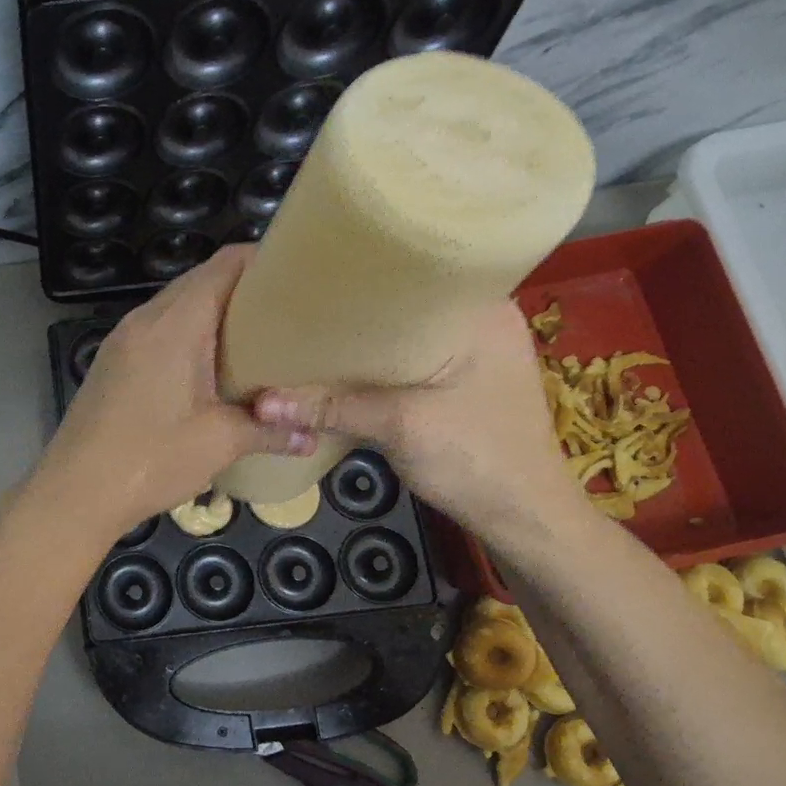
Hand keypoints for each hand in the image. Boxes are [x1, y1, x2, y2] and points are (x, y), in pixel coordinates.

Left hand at [32, 246, 306, 535]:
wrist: (74, 493)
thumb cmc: (149, 460)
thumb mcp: (218, 443)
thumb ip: (270, 430)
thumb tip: (312, 434)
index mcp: (173, 324)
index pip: (224, 265)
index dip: (263, 260)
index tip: (299, 275)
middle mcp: (144, 320)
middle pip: (200, 281)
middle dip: (244, 289)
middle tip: (287, 312)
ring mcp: (122, 341)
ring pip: (176, 308)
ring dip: (214, 315)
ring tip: (257, 340)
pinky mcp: (112, 364)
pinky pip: (157, 332)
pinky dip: (188, 337)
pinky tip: (211, 370)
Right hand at [250, 300, 590, 542]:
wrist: (524, 520)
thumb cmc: (478, 459)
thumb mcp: (401, 426)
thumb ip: (333, 409)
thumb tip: (261, 404)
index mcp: (482, 310)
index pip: (419, 268)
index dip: (365, 268)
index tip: (313, 266)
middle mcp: (480, 322)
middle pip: (403, 305)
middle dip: (353, 308)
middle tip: (298, 300)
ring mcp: (472, 356)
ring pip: (401, 338)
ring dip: (361, 343)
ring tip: (306, 330)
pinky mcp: (459, 386)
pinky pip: (406, 364)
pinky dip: (374, 368)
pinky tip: (336, 371)